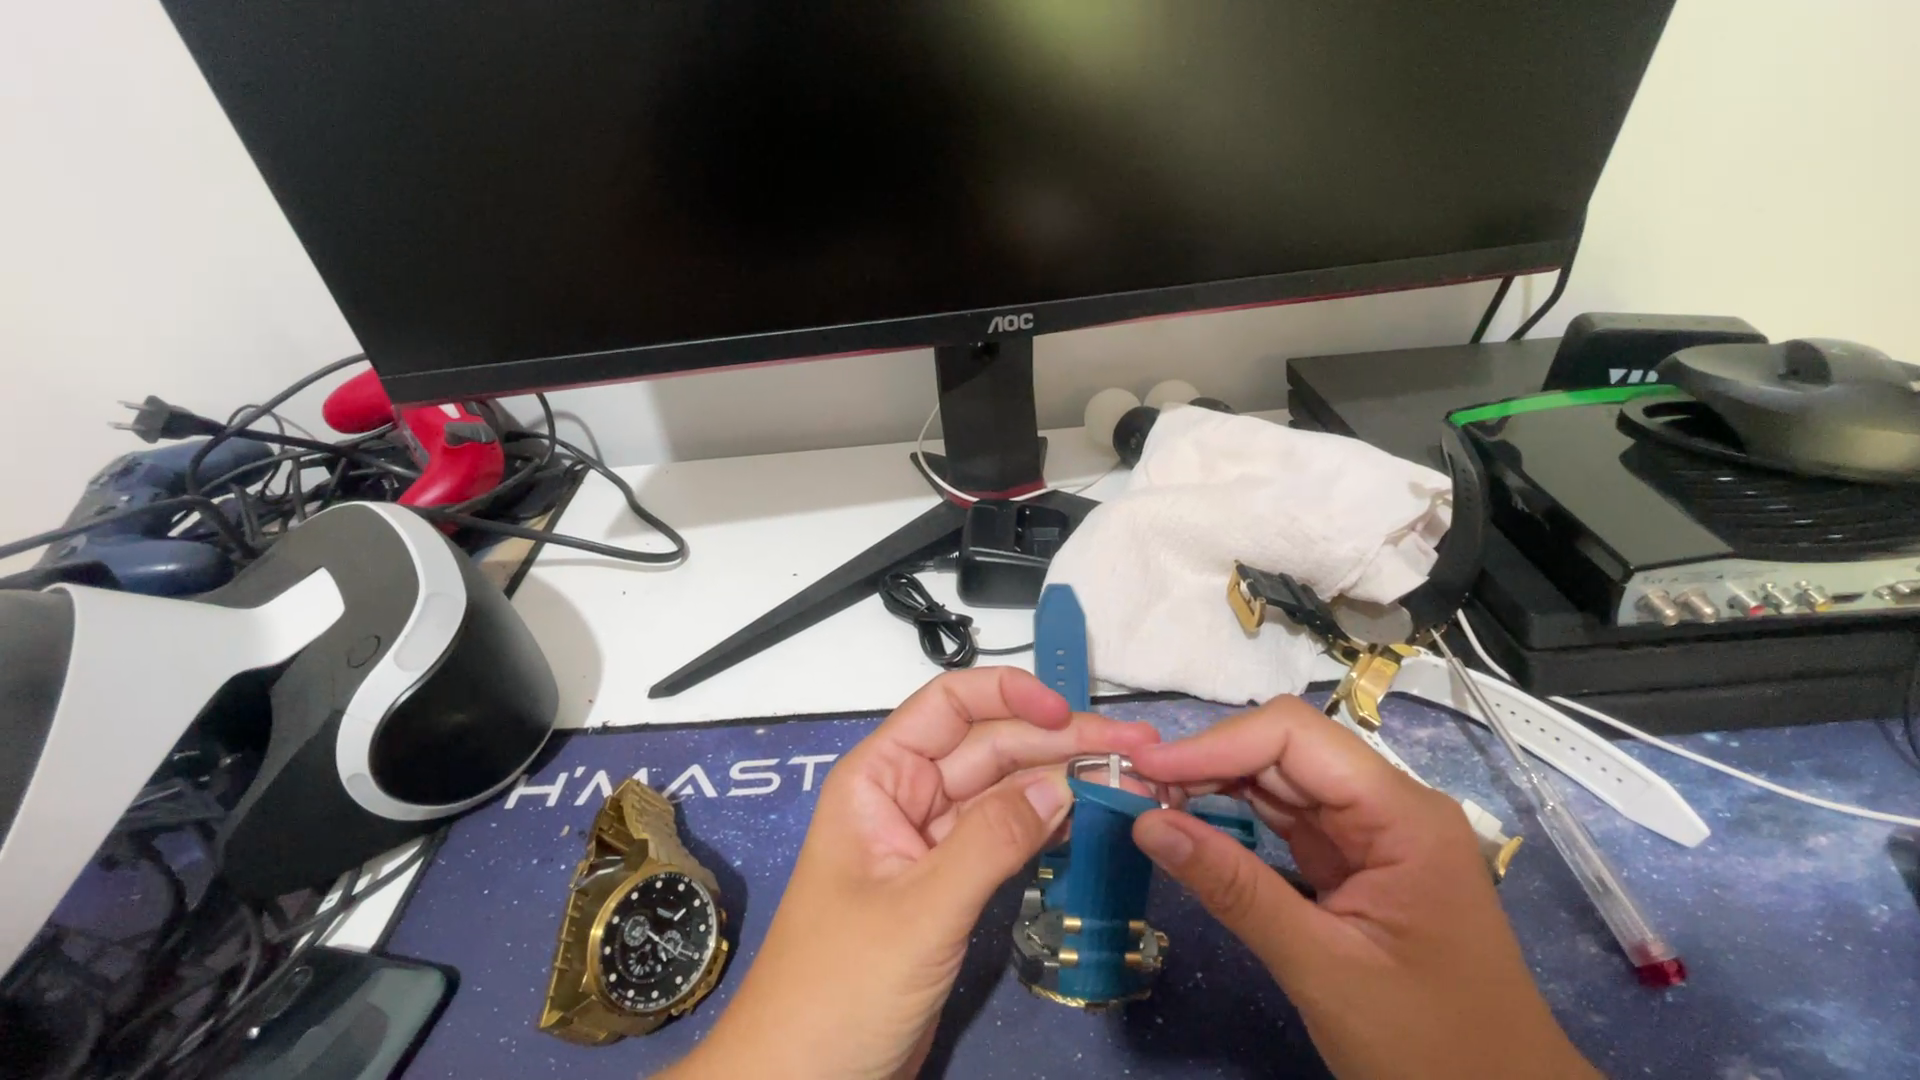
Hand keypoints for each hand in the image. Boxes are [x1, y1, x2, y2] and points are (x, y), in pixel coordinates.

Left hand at [667, 668, 1159, 1079]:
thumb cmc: (840, 986)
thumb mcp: (919, 910)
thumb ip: (991, 842)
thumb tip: (1063, 783)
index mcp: (880, 777)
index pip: (949, 706)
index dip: (1010, 695)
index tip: (1069, 712)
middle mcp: (907, 796)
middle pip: (990, 746)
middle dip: (1058, 741)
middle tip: (1134, 748)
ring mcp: (932, 841)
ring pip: (1004, 791)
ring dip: (1062, 782)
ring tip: (1128, 779)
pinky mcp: (951, 884)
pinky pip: (1005, 837)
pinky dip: (1047, 827)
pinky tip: (1089, 820)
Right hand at [1128, 696, 1596, 1079]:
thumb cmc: (1432, 1049)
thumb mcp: (1324, 969)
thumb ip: (1235, 890)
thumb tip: (1146, 824)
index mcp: (1401, 813)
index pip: (1294, 737)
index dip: (1214, 743)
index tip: (1145, 768)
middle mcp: (1388, 805)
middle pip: (1283, 750)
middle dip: (1207, 762)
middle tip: (1134, 787)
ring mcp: (1371, 832)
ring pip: (1278, 781)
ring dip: (1213, 787)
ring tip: (1149, 801)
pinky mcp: (1352, 861)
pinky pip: (1284, 821)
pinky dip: (1232, 820)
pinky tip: (1191, 824)